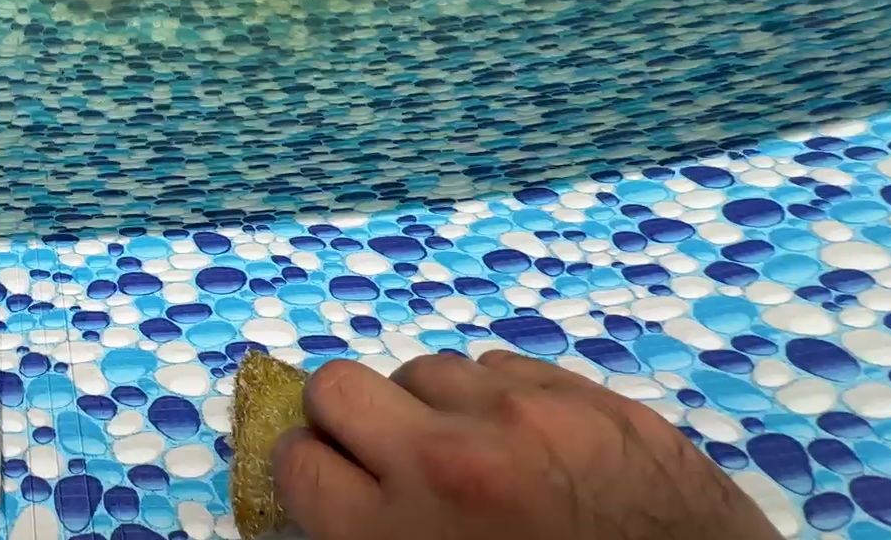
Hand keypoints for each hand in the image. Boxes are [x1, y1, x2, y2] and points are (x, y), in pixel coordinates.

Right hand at [272, 350, 782, 539]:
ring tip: (487, 458)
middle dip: (351, 421)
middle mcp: (450, 462)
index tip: (340, 487)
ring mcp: (525, 419)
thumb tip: (328, 494)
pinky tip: (545, 452)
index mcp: (405, 538)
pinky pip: (499, 368)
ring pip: (421, 369)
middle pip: (335, 385)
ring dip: (435, 410)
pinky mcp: (591, 399)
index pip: (298, 460)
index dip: (313, 474)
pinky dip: (504, 403)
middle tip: (393, 458)